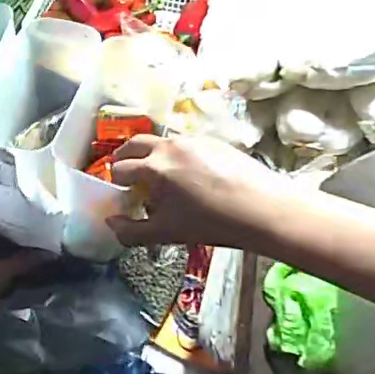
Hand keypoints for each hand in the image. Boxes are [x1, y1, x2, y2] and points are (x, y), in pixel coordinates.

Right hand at [105, 135, 281, 247]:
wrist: (263, 208)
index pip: (120, 168)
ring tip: (160, 176)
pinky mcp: (212, 140)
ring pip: (160, 142)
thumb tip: (111, 222)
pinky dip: (176, 155)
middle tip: (129, 176)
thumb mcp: (167, 233)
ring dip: (151, 154)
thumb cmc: (212, 223)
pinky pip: (184, 144)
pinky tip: (191, 175)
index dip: (117, 183)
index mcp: (152, 168)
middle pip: (134, 144)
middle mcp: (168, 147)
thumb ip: (132, 231)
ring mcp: (192, 140)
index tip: (124, 195)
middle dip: (126, 158)